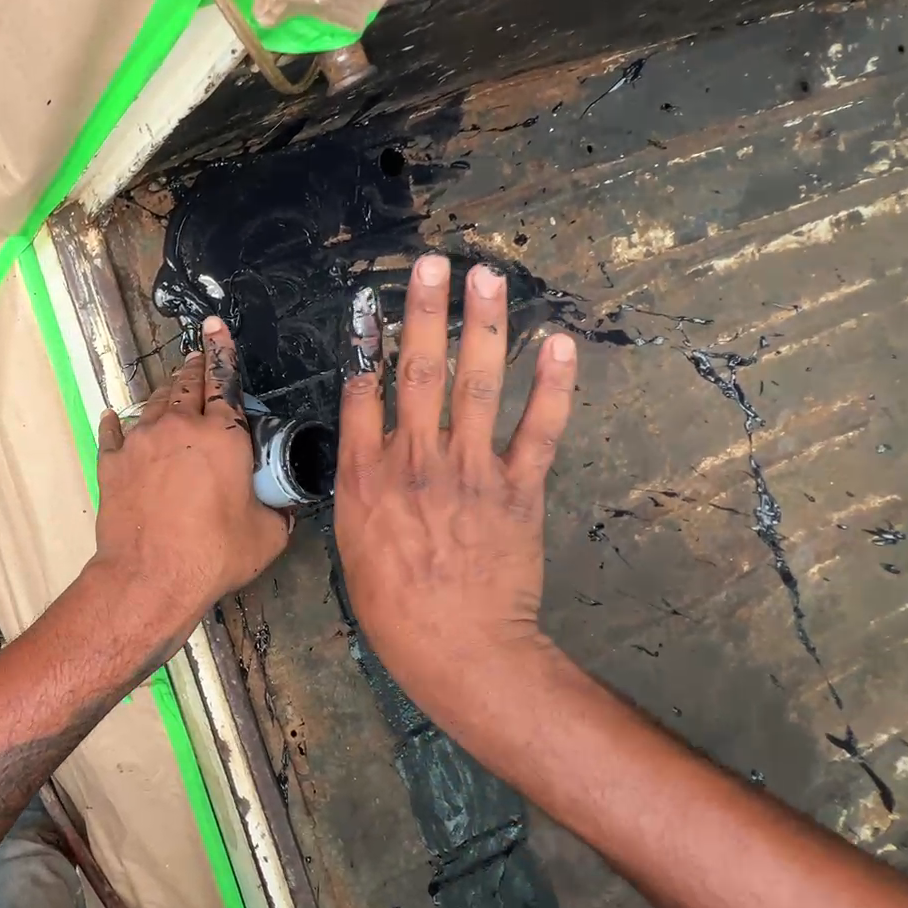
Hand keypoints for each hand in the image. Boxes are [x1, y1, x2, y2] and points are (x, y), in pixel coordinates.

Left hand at [94, 316, 291, 614]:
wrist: (148, 575)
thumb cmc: (213, 554)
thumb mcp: (266, 534)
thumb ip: (278, 511)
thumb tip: (286, 507)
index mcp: (222, 436)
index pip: (224, 382)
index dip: (222, 351)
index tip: (214, 326)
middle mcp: (178, 426)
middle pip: (186, 385)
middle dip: (194, 368)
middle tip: (197, 359)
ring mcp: (140, 441)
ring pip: (154, 403)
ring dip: (166, 393)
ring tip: (172, 390)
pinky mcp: (112, 461)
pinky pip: (114, 432)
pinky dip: (117, 424)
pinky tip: (114, 417)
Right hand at [333, 255, 577, 716]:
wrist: (456, 644)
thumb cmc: (389, 598)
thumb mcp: (350, 535)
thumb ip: (361, 480)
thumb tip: (369, 440)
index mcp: (364, 471)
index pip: (363, 389)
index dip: (367, 341)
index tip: (372, 302)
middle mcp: (413, 458)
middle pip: (418, 370)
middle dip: (426, 311)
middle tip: (432, 263)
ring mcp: (469, 469)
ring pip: (476, 384)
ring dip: (483, 326)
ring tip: (485, 278)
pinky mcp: (518, 488)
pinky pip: (537, 430)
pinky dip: (551, 387)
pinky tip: (558, 345)